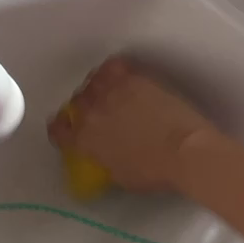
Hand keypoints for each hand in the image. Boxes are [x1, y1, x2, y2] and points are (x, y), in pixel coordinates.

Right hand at [47, 56, 221, 191]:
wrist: (185, 153)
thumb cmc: (156, 172)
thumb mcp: (120, 176)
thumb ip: (105, 160)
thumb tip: (106, 155)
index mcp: (84, 141)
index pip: (58, 129)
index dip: (62, 127)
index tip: (69, 128)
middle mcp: (90, 114)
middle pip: (76, 102)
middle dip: (84, 106)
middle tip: (99, 111)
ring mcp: (110, 94)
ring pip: (92, 81)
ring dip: (98, 86)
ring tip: (111, 91)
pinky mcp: (132, 80)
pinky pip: (113, 67)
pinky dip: (115, 70)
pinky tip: (123, 76)